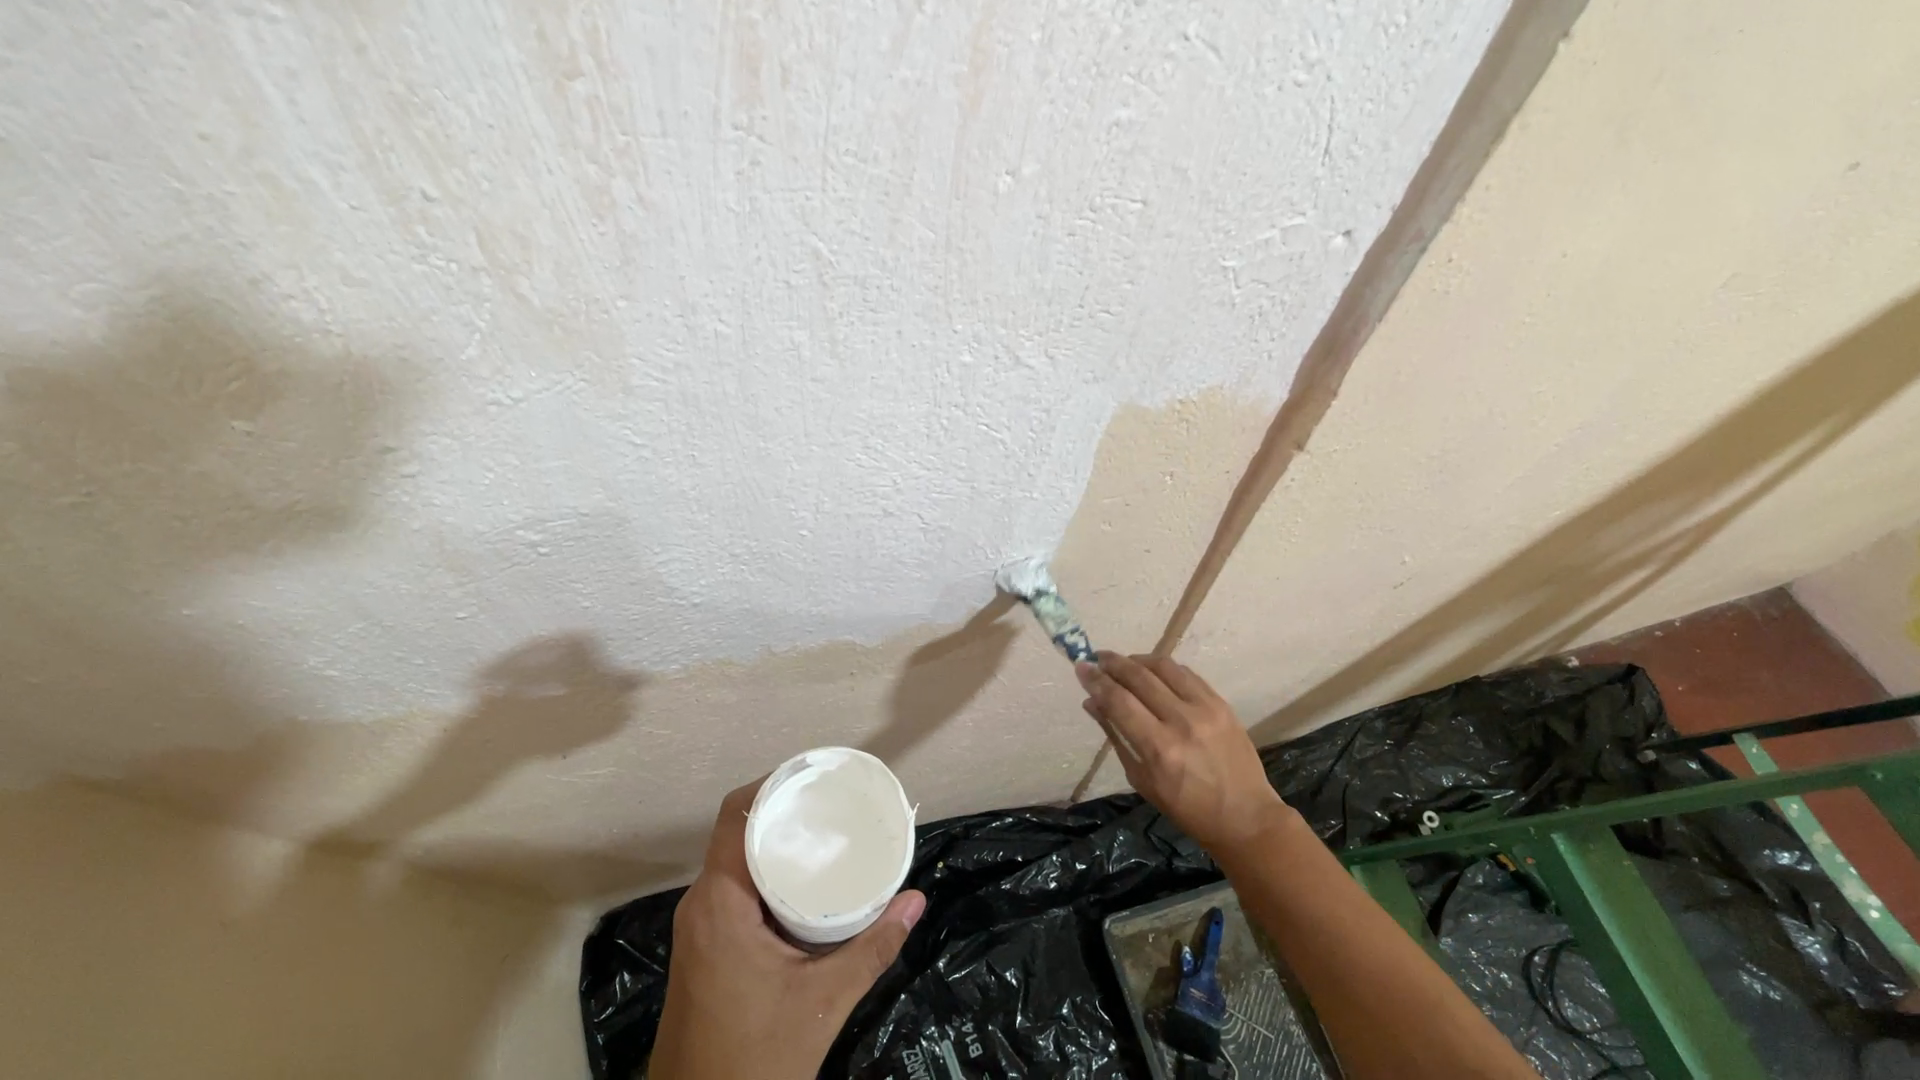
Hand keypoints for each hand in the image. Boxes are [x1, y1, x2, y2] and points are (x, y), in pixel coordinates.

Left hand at [650, 780, 926, 1079]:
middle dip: (785, 812)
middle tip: (835, 803)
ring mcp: (698, 927)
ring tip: (826, 833)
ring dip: (775, 844)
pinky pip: (734, 889)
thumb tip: (916, 900)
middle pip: (738, 833)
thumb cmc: (756, 1054)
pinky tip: (805, 883)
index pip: (737, 816)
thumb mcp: (823, 1000)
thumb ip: (873, 946)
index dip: (773, 785)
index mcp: (720, 903)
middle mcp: (701, 904)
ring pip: (735, 862)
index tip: (817, 776)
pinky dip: (767, 874)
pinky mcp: (705, 947)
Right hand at [1076, 651, 1291, 859]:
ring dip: (1138, 660)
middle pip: (1139, 678)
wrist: (1244, 816)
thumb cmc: (1187, 808)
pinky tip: (1153, 671)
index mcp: (1158, 749)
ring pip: (1164, 668)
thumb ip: (1116, 736)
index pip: (1119, 701)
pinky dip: (1165, 668)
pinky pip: (1188, 675)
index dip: (1096, 681)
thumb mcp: (1142, 780)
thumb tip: (1092, 703)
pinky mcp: (1222, 704)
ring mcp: (1206, 710)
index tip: (1081, 668)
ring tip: (1124, 662)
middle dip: (1113, 664)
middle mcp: (1181, 722)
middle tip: (1098, 658)